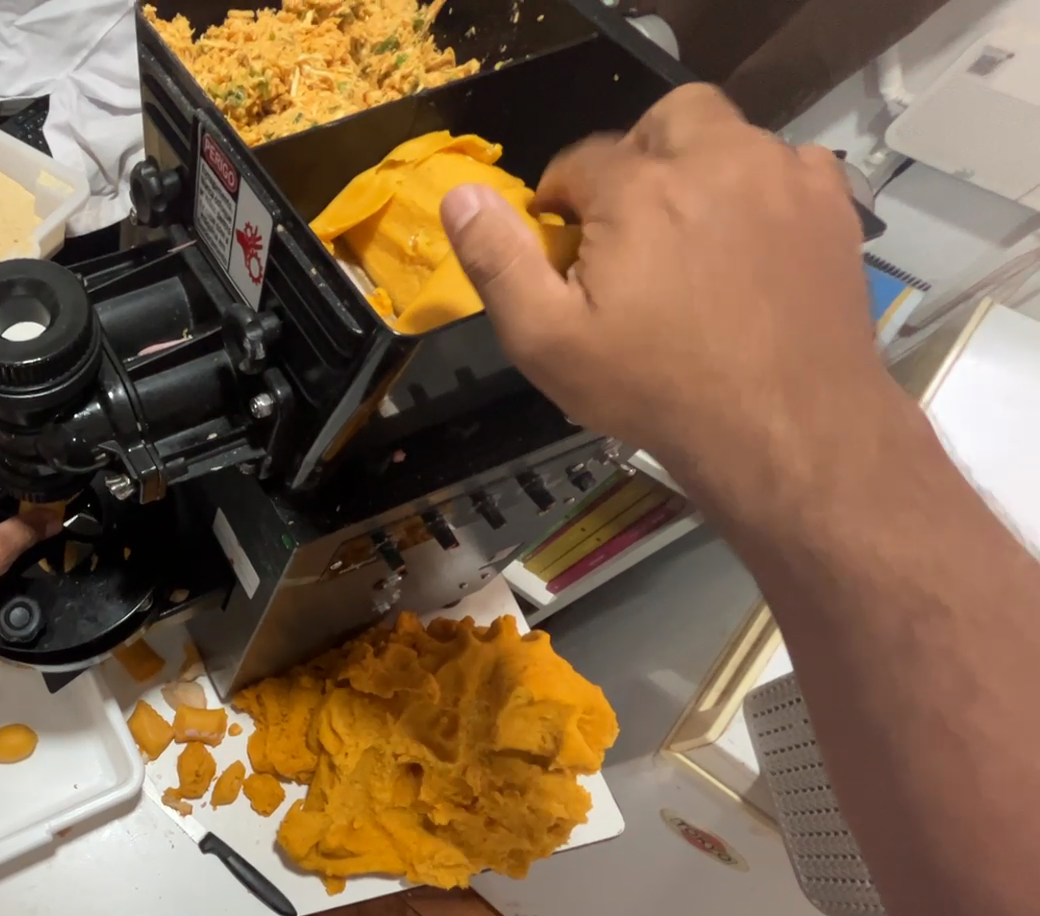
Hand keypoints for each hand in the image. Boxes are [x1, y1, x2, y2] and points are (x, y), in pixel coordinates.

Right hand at [440, 84, 883, 498]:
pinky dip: (746, 193)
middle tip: (618, 229)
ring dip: (690, 174)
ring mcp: (785, 177)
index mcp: (640, 189)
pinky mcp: (831, 204)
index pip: (579, 159)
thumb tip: (460, 196)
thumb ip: (497, 261)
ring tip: (676, 245)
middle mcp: (719, 160)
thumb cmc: (643, 382)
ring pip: (727, 138)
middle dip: (631, 160)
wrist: (776, 421)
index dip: (555, 202)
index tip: (556, 251)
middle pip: (667, 119)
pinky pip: (780, 167)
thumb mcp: (542, 336)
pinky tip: (732, 251)